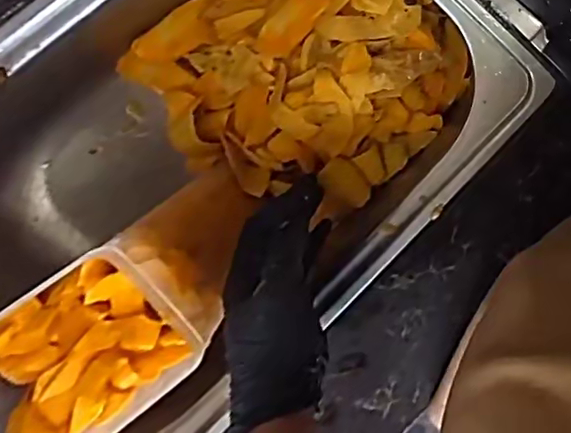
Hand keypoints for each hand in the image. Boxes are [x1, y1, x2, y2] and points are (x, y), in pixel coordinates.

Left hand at [224, 178, 326, 432]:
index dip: (281, 200)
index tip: (307, 178)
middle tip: (316, 182)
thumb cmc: (277, 341)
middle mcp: (252, 278)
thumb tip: (298, 205)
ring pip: (286, 243)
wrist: (281, 392)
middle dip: (291, 206)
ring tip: (323, 198)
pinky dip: (313, 240)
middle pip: (270, 232)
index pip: (258, 225)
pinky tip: (328, 227)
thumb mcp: (282, 288)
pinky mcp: (291, 299)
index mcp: (242, 275)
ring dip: (303, 220)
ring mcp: (271, 289)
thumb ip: (288, 247)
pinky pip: (301, 259)